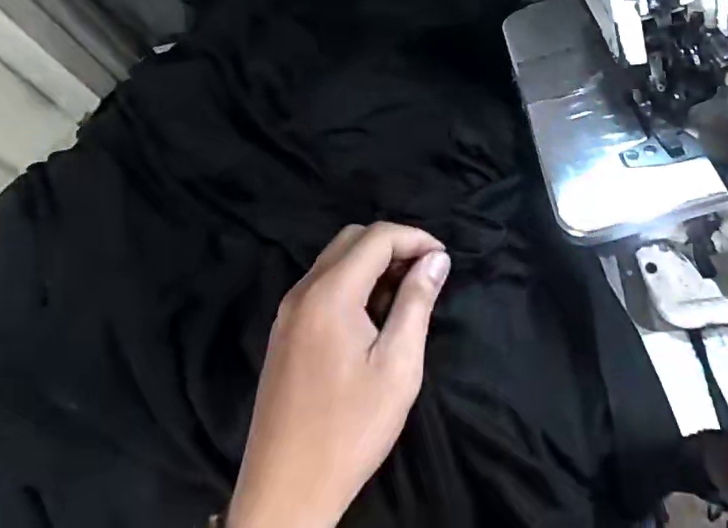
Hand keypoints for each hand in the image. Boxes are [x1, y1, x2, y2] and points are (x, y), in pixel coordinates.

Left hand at [226, 223, 450, 527]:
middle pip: (352, 238)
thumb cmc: (349, 429)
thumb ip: (417, 303)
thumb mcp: (398, 367)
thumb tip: (436, 259)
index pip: (376, 237)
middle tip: (425, 272)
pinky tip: (373, 314)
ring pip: (335, 259)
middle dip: (393, 244)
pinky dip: (352, 281)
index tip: (444, 258)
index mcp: (329, 293)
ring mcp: (288, 310)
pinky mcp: (284, 330)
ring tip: (405, 293)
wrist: (285, 490)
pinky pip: (321, 283)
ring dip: (372, 262)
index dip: (414, 238)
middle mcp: (303, 290)